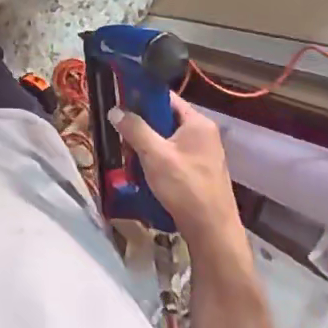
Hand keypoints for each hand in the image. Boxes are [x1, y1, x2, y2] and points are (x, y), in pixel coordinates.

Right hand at [111, 92, 245, 259]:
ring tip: (128, 153)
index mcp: (197, 123)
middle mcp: (203, 134)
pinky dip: (156, 159)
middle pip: (165, 118)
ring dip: (147, 144)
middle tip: (121, 131)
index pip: (166, 97)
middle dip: (142, 125)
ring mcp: (202, 154)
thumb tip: (115, 110)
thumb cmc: (185, 187)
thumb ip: (134, 129)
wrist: (212, 231)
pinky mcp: (198, 171)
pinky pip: (172, 155)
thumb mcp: (154, 155)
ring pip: (166, 139)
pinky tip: (143, 171)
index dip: (143, 96)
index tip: (120, 99)